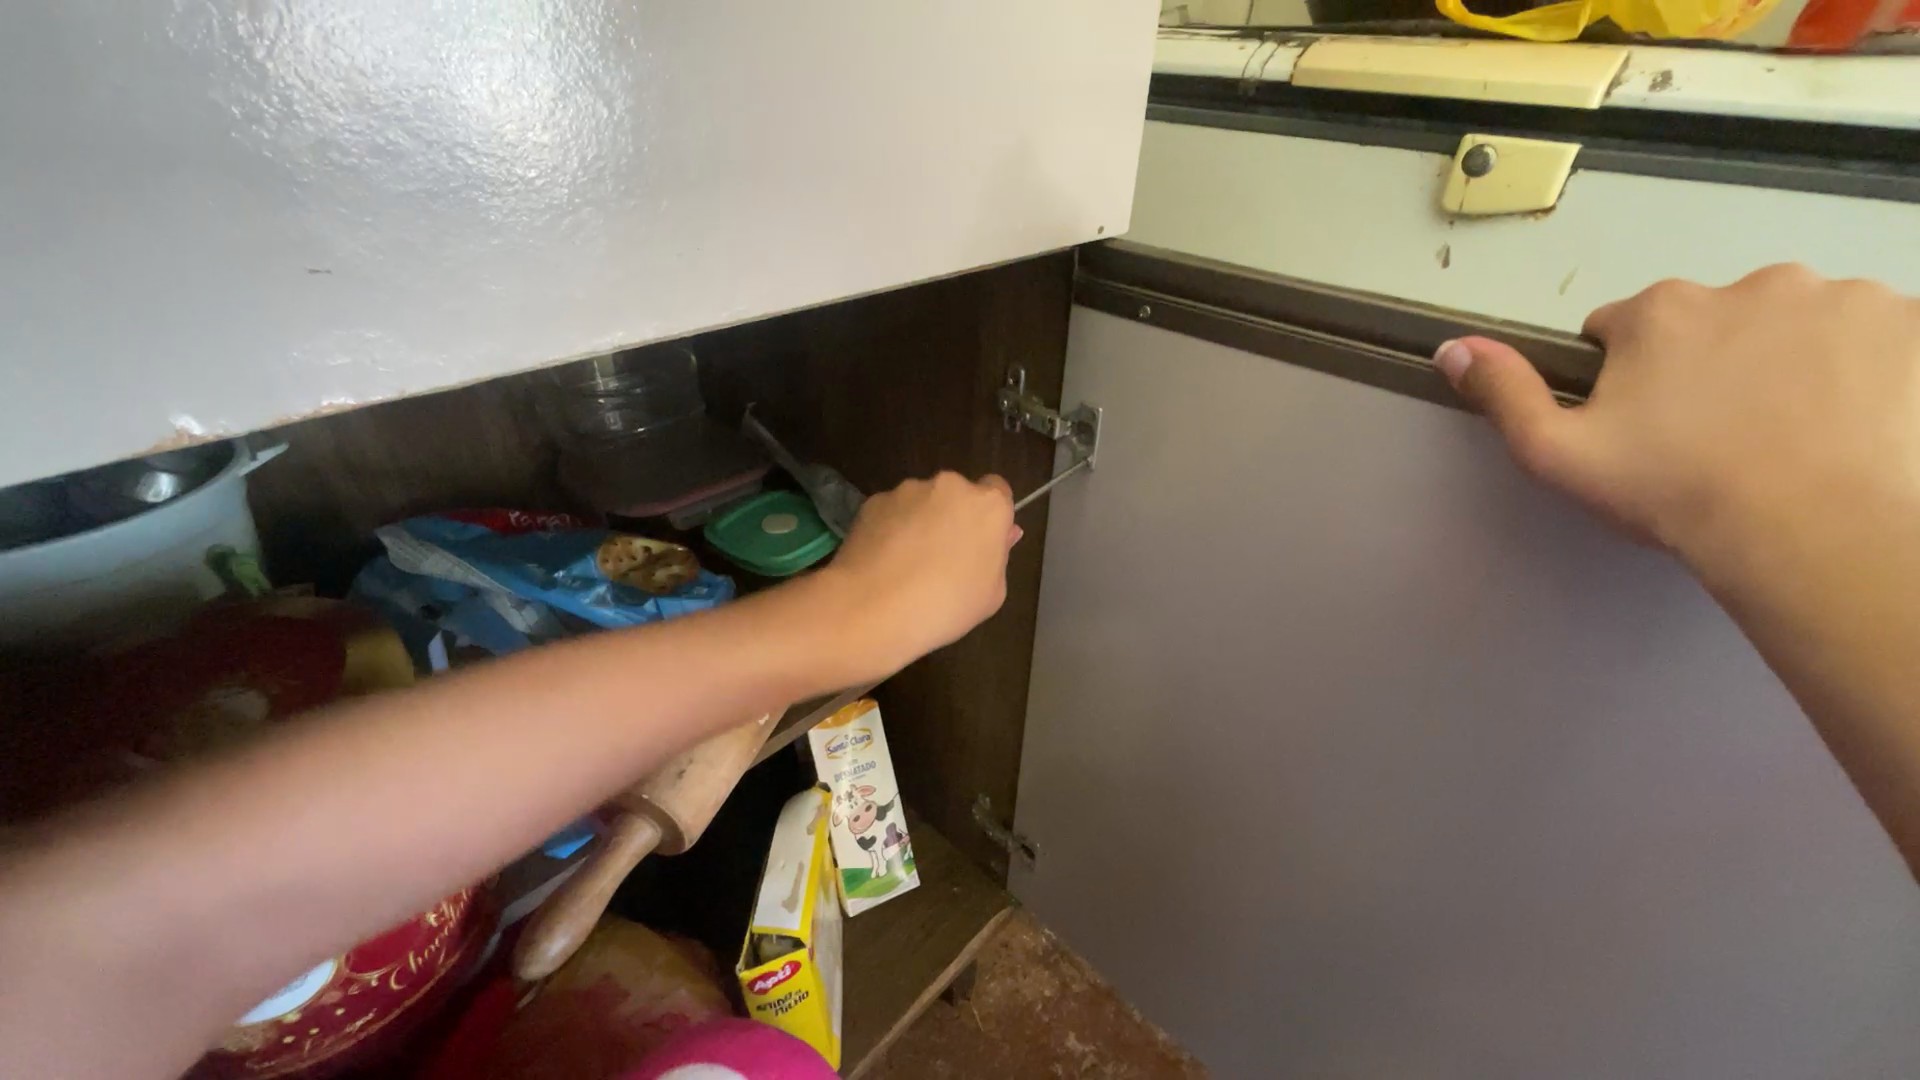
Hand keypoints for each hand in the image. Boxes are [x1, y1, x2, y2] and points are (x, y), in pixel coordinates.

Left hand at [816, 471, 1019, 680]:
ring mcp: (908, 490)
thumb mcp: (991, 595)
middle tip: (943, 558)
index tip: (979, 542)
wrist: (872, 609)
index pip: (998, 491)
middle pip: (957, 495)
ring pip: (922, 502)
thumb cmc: (945, 607)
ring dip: (920, 522)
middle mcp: (950, 486)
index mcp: (988, 505)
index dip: (989, 516)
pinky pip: (892, 512)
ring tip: (906, 564)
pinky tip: (883, 561)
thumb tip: (1000, 535)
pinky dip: (891, 528)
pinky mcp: (874, 500)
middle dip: (953, 517)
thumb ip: (998, 557)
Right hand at [1434, 265, 1919, 579]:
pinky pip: (1868, 337)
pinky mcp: (1914, 328)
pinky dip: (1852, 368)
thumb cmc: (1672, 489)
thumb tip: (1452, 348)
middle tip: (1704, 432)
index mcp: (1660, 312)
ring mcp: (1844, 301)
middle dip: (1702, 362)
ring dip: (1778, 361)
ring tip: (1776, 431)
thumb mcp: (1555, 452)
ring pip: (1788, 324)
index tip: (1636, 421)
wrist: (1813, 530)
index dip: (1619, 375)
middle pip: (1708, 320)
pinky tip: (1838, 421)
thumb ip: (1503, 393)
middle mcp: (1751, 287)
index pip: (1620, 327)